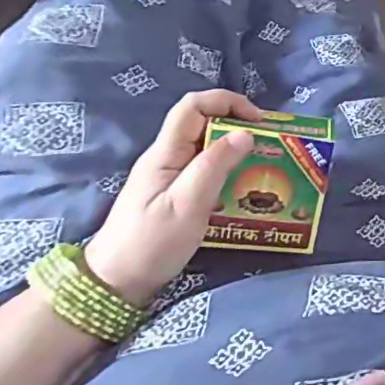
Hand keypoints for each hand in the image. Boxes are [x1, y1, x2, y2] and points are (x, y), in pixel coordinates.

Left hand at [84, 89, 262, 305]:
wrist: (115, 282)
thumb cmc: (151, 243)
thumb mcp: (187, 204)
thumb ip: (215, 166)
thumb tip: (245, 133)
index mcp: (165, 152)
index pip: (194, 106)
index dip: (227, 102)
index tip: (259, 120)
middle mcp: (166, 157)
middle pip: (202, 123)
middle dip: (236, 125)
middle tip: (268, 144)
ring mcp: (168, 177)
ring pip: (205, 148)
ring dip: (234, 150)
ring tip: (262, 165)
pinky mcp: (173, 195)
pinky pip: (203, 171)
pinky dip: (226, 171)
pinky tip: (242, 188)